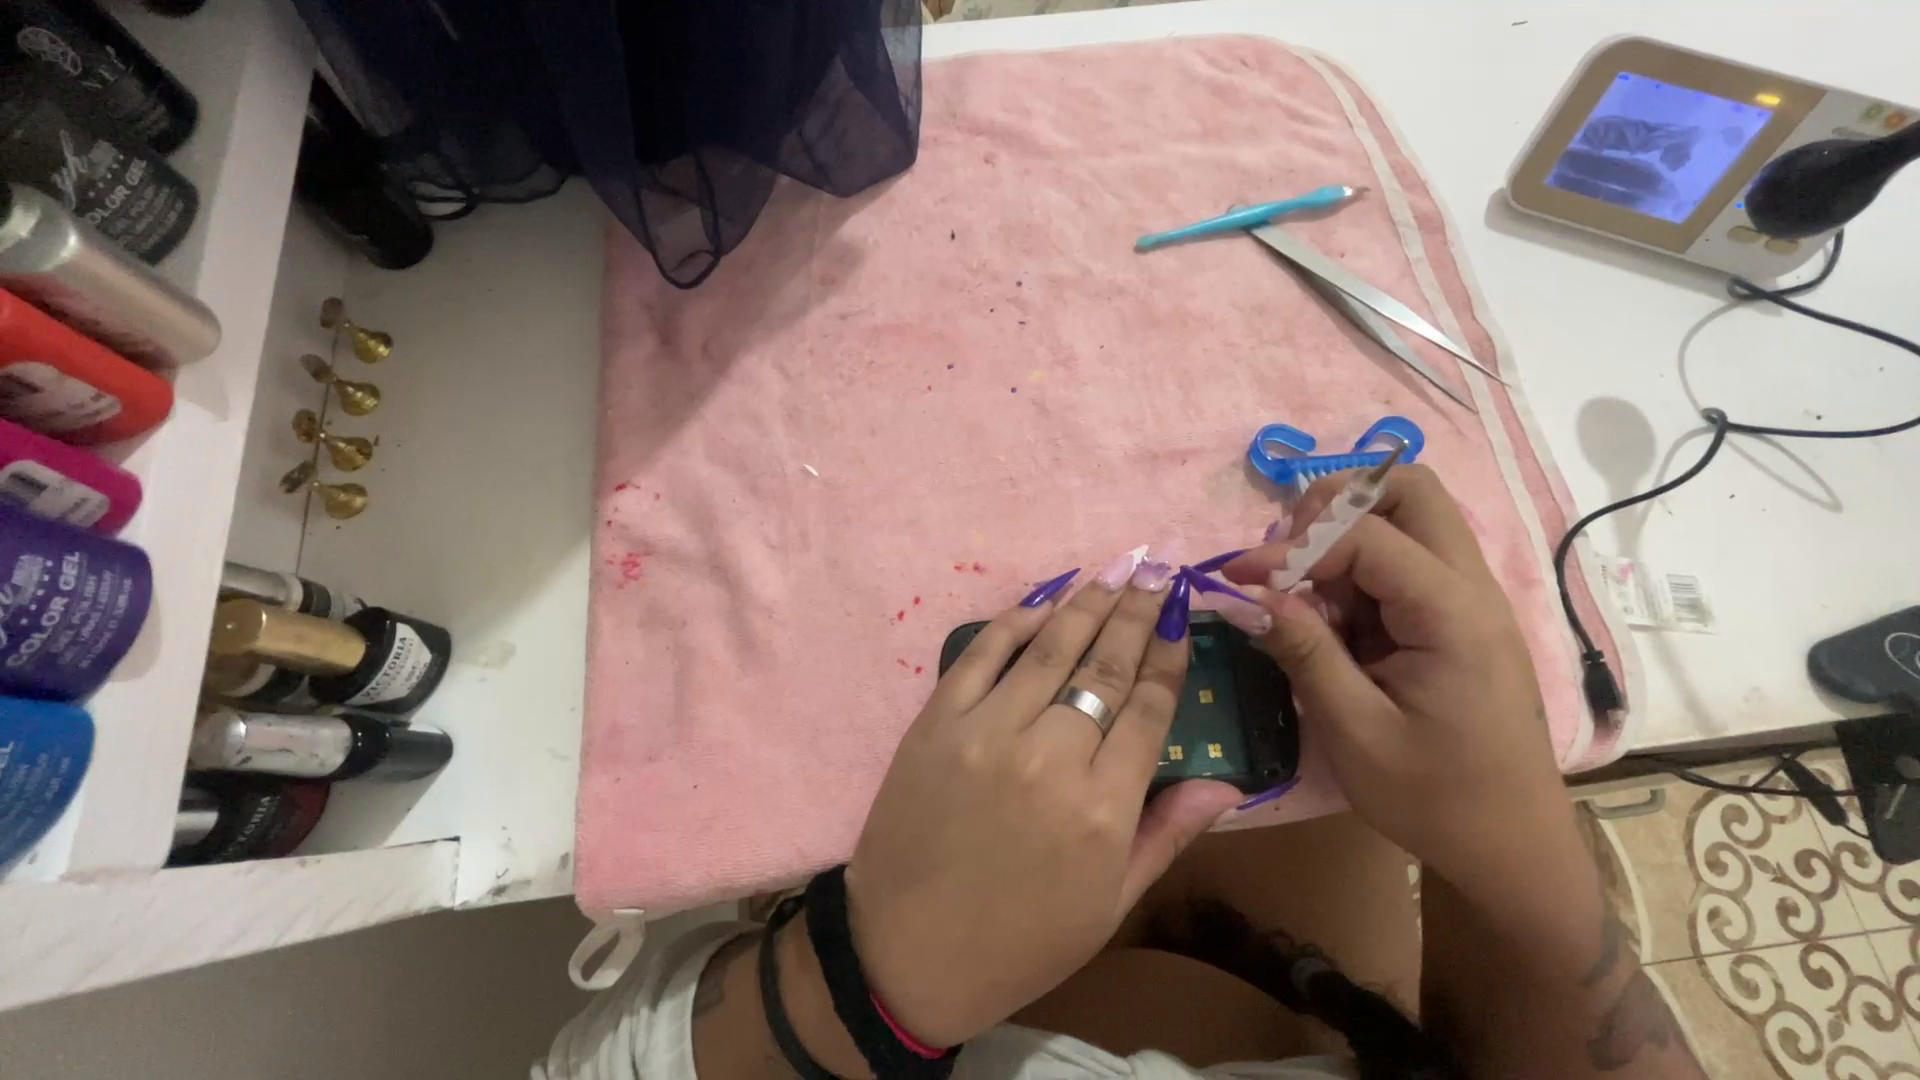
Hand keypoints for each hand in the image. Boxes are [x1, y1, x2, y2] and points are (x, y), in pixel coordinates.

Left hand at [844, 555, 1243, 1047]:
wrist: (907, 951)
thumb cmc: (1022, 940)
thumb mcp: (1110, 905)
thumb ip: (1168, 834)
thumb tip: (1229, 781)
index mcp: (1102, 809)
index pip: (1149, 709)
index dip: (1169, 656)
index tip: (1182, 616)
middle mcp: (1050, 757)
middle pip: (1106, 667)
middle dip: (1137, 613)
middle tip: (1157, 572)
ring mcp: (987, 733)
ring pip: (1049, 650)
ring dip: (1086, 605)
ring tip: (1115, 570)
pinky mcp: (936, 722)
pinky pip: (981, 656)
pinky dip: (1014, 622)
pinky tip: (1043, 599)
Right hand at [1221, 466, 1569, 888]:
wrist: (1510, 848)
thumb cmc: (1433, 796)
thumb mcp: (1353, 728)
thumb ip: (1302, 649)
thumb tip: (1243, 594)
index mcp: (1452, 614)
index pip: (1365, 535)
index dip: (1291, 544)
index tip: (1236, 576)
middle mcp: (1470, 589)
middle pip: (1409, 491)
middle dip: (1333, 504)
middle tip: (1286, 553)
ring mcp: (1467, 600)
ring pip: (1405, 519)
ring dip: (1343, 536)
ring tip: (1298, 588)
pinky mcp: (1453, 618)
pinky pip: (1401, 561)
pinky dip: (1354, 570)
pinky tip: (1327, 617)